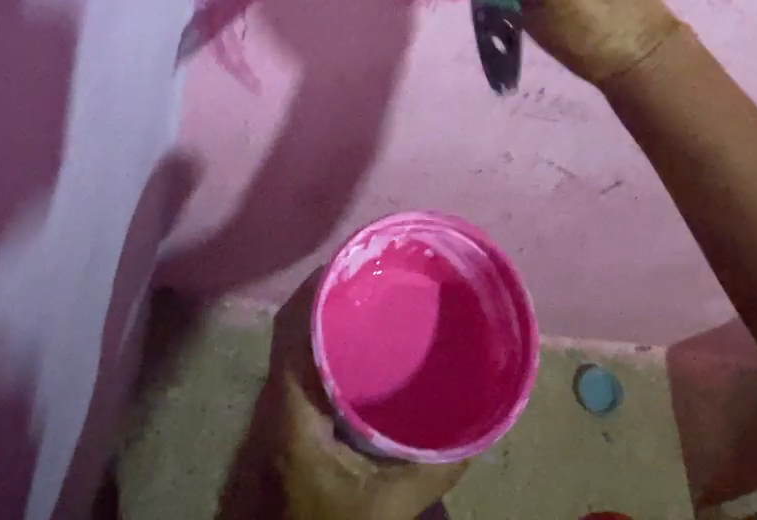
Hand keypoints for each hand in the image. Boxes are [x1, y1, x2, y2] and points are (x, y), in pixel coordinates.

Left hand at [269, 276, 467, 519]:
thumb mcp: (387, 506)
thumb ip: (433, 467)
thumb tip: (480, 426)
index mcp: (292, 405)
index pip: (294, 325)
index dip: (321, 285)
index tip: (360, 261)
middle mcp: (276, 395)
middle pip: (295, 322)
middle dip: (332, 290)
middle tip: (380, 274)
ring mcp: (276, 405)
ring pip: (295, 340)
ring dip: (326, 312)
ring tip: (374, 295)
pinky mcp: (285, 417)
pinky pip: (300, 361)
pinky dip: (324, 339)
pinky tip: (359, 344)